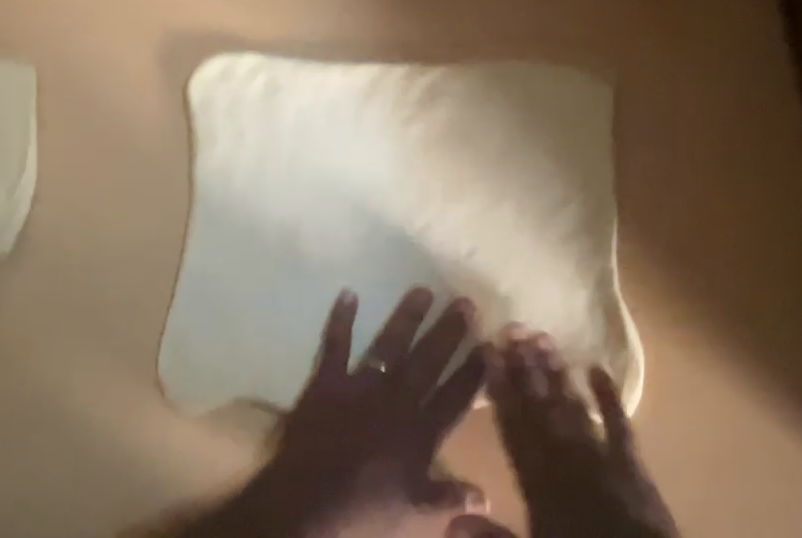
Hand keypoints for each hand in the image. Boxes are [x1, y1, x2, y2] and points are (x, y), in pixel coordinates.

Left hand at [221, 286, 490, 537]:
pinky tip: (348, 292)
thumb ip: (449, 498)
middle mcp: (397, 401)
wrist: (311, 504)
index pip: (455, 397)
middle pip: (428, 361)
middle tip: (464, 301)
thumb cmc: (366, 511)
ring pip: (390, 344)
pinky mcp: (328, 381)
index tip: (489, 344)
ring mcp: (361, 387)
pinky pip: (335, 344)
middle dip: (449, 331)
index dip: (474, 371)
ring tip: (422, 289)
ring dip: (407, 317)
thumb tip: (486, 496)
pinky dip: (341, 319)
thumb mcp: (415, 512)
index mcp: (420, 433)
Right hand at [450, 328, 676, 537]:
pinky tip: (597, 368)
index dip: (499, 386)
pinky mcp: (633, 466)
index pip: (512, 424)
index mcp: (537, 483)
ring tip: (542, 338)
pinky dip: (608, 396)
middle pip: (540, 406)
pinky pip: (619, 425)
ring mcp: (600, 458)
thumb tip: (450, 523)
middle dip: (524, 366)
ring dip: (556, 373)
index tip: (488, 349)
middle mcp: (564, 460)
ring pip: (572, 407)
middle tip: (513, 327)